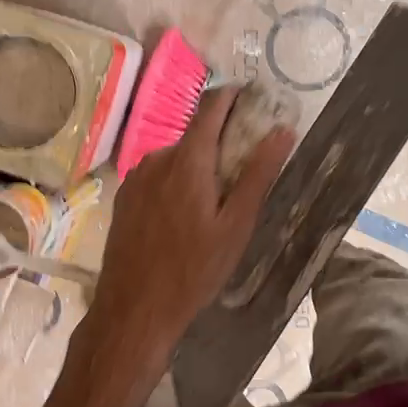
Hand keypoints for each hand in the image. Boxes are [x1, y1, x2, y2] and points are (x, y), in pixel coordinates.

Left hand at [91, 86, 294, 358]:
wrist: (134, 309)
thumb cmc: (193, 270)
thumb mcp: (236, 226)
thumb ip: (258, 175)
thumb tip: (283, 131)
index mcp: (188, 159)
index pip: (212, 105)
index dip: (234, 97)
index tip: (254, 102)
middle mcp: (157, 157)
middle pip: (196, 135)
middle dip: (221, 144)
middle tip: (242, 176)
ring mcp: (136, 177)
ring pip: (176, 158)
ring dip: (197, 168)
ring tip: (213, 207)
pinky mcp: (124, 197)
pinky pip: (157, 177)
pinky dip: (175, 184)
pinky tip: (183, 219)